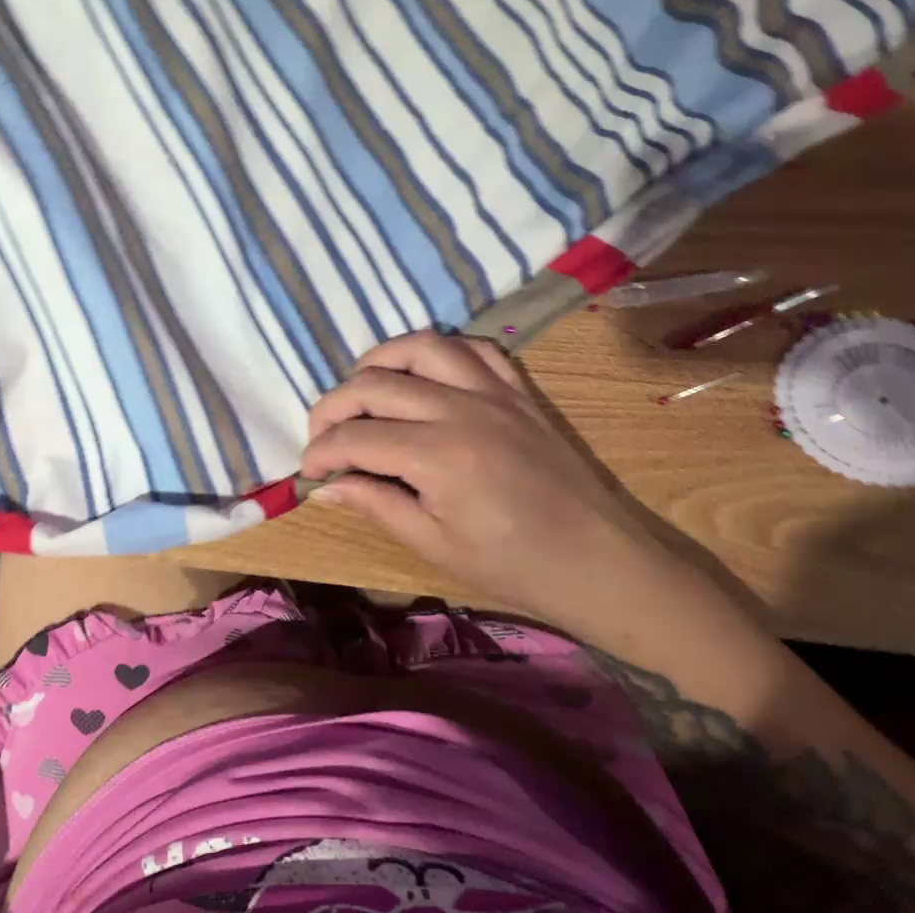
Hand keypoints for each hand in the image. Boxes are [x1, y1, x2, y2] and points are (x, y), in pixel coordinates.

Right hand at [299, 330, 662, 620]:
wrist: (605, 567)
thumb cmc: (515, 567)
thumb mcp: (434, 545)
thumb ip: (375, 504)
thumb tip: (323, 486)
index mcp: (440, 457)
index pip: (354, 437)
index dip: (320, 453)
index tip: (309, 473)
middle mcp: (464, 411)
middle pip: (373, 384)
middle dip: (332, 408)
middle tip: (323, 438)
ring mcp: (496, 395)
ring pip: (420, 347)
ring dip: (378, 363)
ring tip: (362, 393)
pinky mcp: (520, 393)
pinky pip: (473, 349)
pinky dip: (436, 353)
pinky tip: (420, 378)